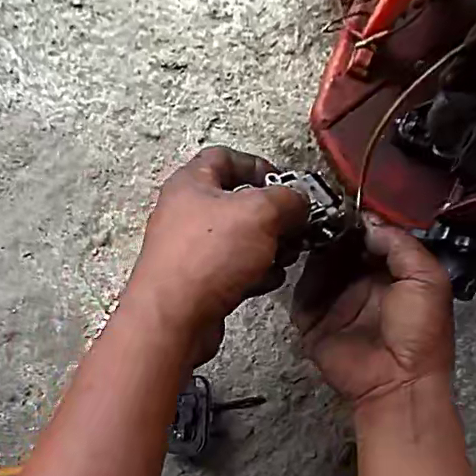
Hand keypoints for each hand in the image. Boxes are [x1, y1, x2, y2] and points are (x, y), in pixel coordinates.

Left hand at [123, 147, 308, 357]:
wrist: (175, 317)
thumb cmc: (204, 258)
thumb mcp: (261, 213)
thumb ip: (288, 200)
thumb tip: (300, 204)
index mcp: (191, 184)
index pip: (225, 158)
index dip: (258, 165)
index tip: (283, 181)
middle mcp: (185, 215)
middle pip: (237, 205)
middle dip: (271, 215)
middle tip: (293, 225)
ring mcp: (190, 253)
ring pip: (238, 242)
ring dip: (267, 248)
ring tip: (286, 256)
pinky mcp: (197, 285)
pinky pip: (233, 272)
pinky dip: (254, 274)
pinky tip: (268, 280)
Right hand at [294, 221, 454, 406]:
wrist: (398, 382)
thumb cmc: (421, 337)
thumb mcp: (427, 278)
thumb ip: (400, 245)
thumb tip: (369, 223)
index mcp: (392, 274)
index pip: (369, 239)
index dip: (359, 222)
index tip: (346, 207)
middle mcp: (362, 287)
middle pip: (339, 250)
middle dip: (332, 234)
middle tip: (325, 218)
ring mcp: (338, 306)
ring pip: (318, 270)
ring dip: (316, 254)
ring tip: (315, 238)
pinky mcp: (316, 326)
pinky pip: (301, 299)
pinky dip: (301, 283)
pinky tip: (307, 268)